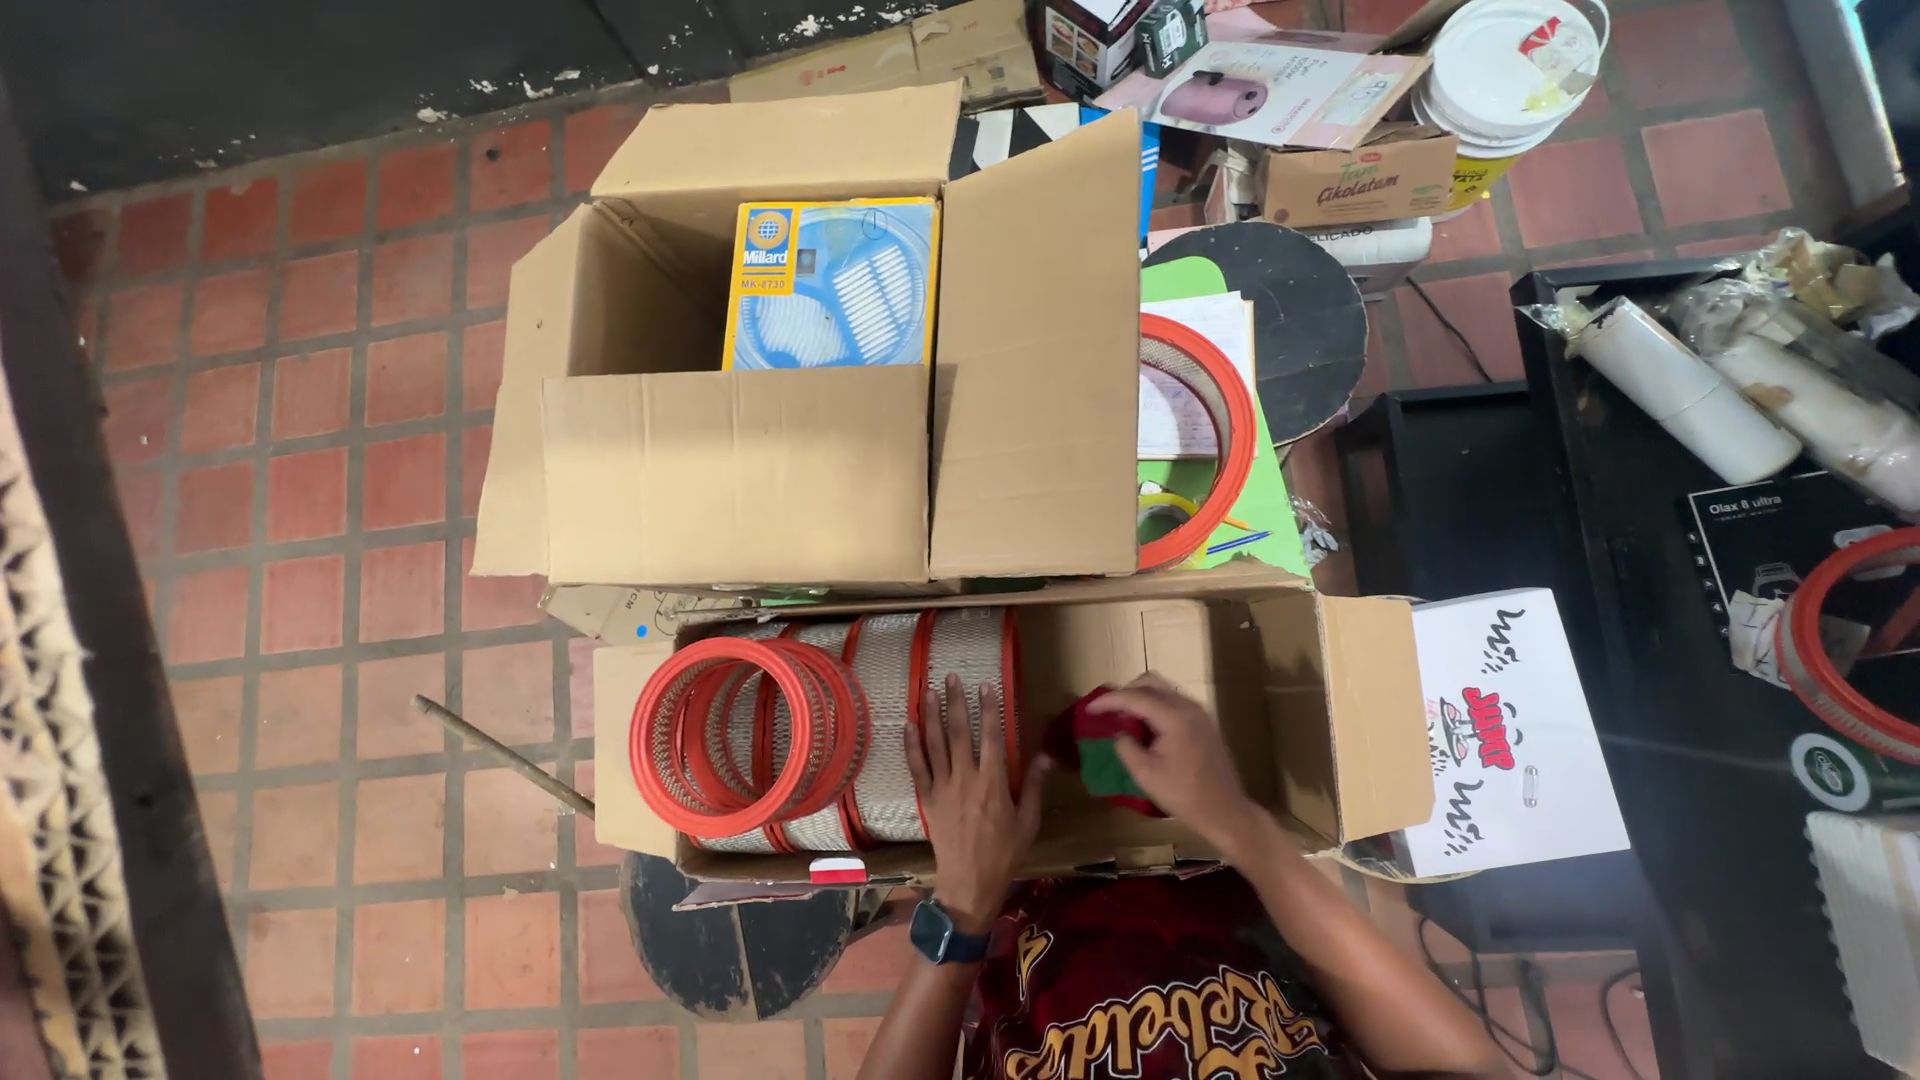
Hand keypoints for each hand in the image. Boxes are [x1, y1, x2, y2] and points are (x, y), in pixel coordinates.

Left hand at [905, 673, 1048, 934]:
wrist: (969, 883)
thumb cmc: (1004, 853)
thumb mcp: (1029, 822)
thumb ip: (1035, 787)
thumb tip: (1045, 756)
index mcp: (994, 783)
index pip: (991, 737)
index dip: (989, 709)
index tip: (985, 686)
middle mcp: (966, 779)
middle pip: (959, 732)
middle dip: (956, 702)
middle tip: (951, 677)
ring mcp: (943, 788)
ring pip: (935, 744)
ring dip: (931, 716)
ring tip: (928, 691)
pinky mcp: (927, 799)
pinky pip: (917, 767)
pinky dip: (912, 746)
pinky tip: (908, 726)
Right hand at [1087, 673, 1266, 854]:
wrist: (1225, 811)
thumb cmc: (1184, 795)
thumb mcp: (1145, 774)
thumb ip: (1126, 747)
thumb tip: (1120, 732)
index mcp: (1174, 717)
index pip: (1134, 697)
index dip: (1108, 700)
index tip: (1089, 709)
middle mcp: (1188, 706)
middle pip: (1150, 682)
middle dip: (1124, 692)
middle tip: (1107, 710)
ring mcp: (1198, 712)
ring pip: (1163, 688)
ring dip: (1140, 696)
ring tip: (1123, 716)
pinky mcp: (1203, 721)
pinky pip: (1173, 700)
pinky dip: (1155, 704)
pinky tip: (1145, 724)